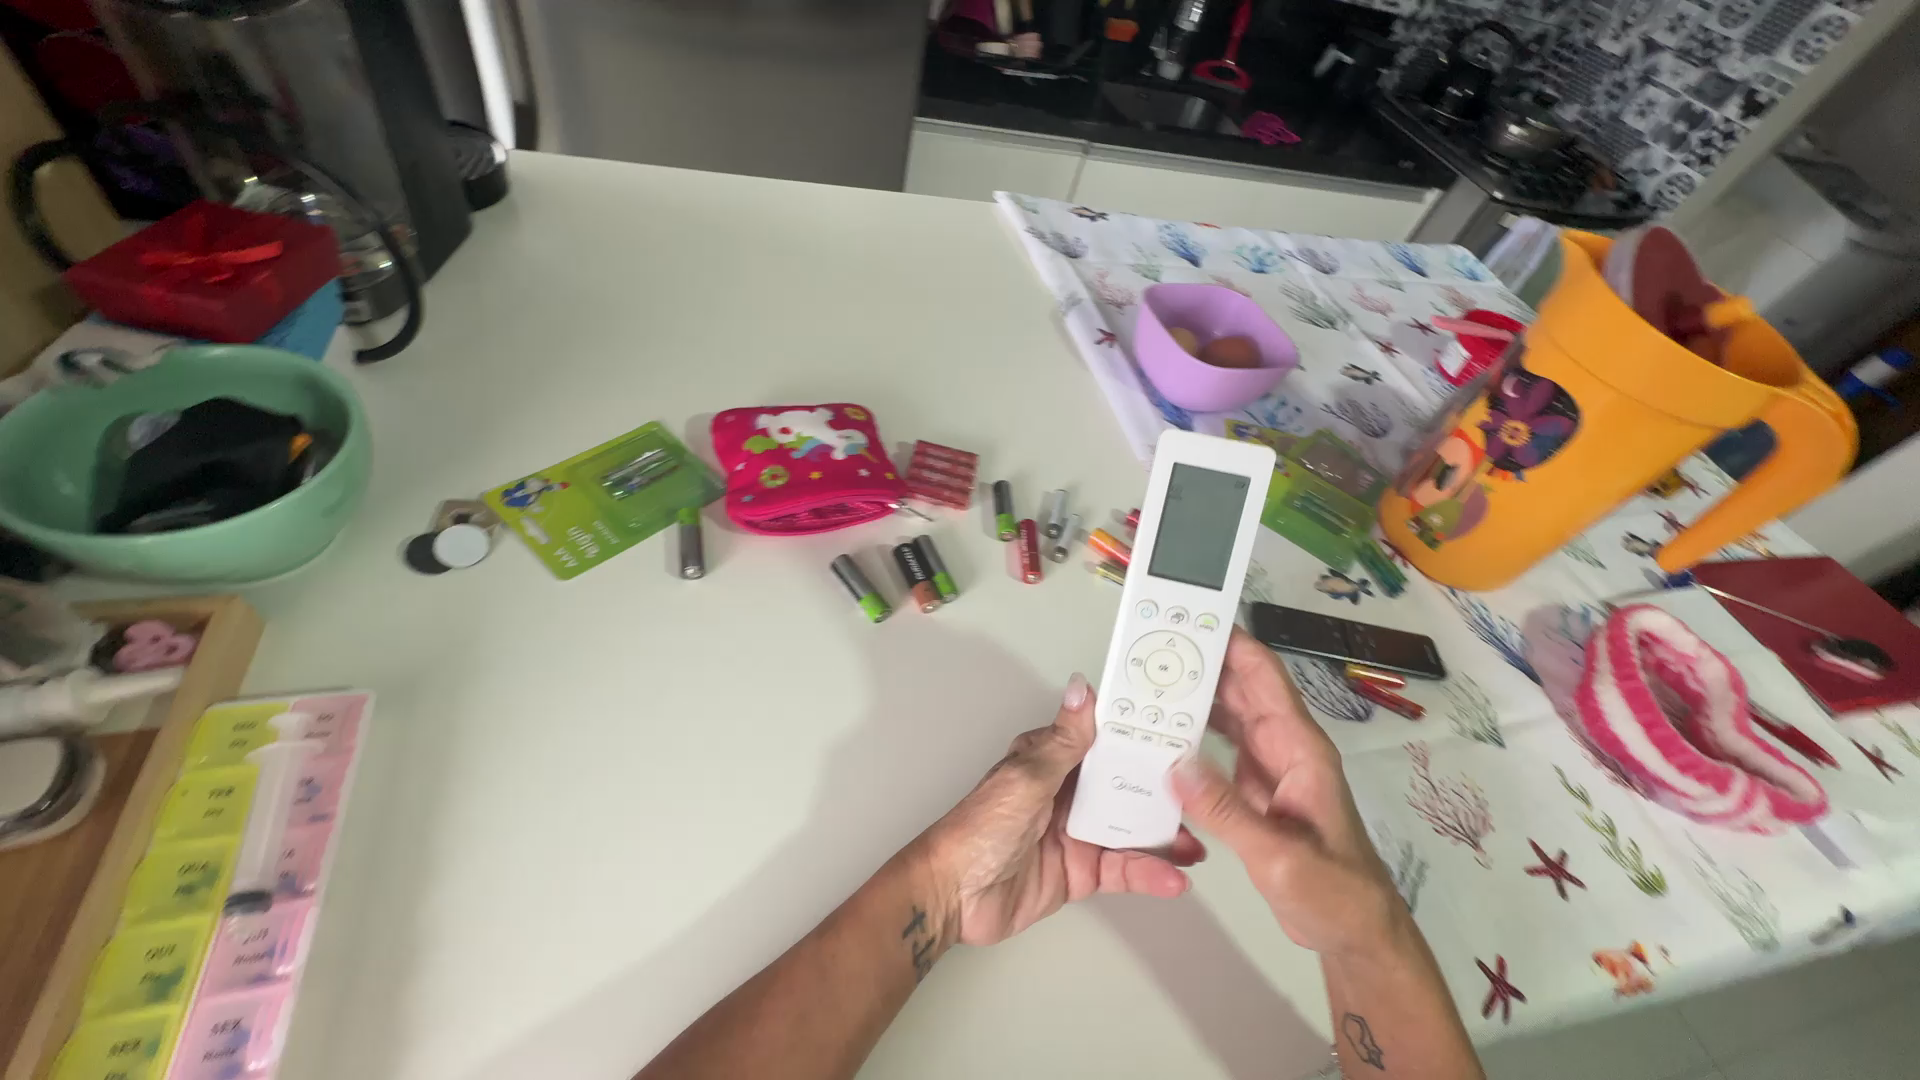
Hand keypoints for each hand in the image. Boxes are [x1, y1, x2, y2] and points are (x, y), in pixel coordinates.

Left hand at [913, 673, 1205, 947]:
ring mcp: (1076, 833)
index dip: (1137, 736)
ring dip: (1163, 835)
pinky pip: (1122, 869)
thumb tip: (1081, 689)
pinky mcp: (1081, 871)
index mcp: (1052, 760)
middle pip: (1124, 785)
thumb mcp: (1027, 778)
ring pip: (1130, 828)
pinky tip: (1173, 877)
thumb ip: (1063, 740)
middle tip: (1202, 793)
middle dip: (1161, 790)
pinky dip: (1148, 873)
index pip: (1102, 741)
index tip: (1177, 732)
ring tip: (1197, 843)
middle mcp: (1067, 792)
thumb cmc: (979, 827)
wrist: (954, 895)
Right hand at [1171, 629, 1402, 957]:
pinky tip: (1162, 729)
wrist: (1354, 933)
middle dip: (1202, 661)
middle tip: (1152, 642)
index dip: (1234, 644)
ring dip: (1194, 695)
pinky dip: (1192, 732)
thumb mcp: (1279, 855)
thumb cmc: (1333, 891)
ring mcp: (1268, 766)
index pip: (1265, 680)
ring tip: (1148, 676)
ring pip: (1228, 714)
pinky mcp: (1253, 788)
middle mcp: (1283, 746)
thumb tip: (1173, 765)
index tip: (1193, 618)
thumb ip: (1226, 810)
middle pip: (1241, 689)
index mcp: (1299, 748)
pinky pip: (1218, 746)